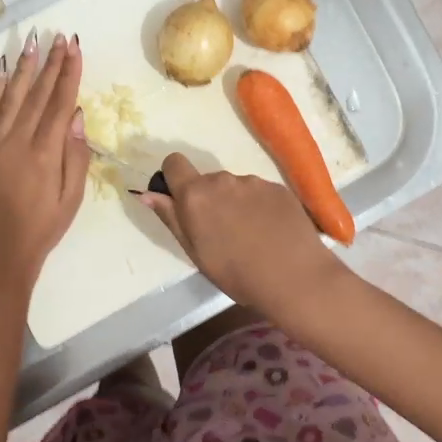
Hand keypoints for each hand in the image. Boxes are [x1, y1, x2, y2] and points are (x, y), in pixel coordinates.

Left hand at [0, 32, 90, 293]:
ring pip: (11, 97)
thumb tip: (77, 115)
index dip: (68, 73)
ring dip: (22, 68)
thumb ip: (75, 155)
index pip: (59, 102)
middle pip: (36, 93)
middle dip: (49, 63)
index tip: (74, 48)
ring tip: (32, 43)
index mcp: (43, 153)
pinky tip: (2, 72)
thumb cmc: (43, 229)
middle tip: (58, 36)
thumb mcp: (72, 198)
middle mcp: (16, 142)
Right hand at [139, 153, 341, 311]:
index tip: (182, 202)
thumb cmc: (236, 274)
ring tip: (250, 236)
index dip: (174, 178)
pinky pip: (259, 192)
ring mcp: (253, 182)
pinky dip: (260, 207)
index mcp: (196, 195)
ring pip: (234, 188)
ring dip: (235, 204)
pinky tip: (270, 232)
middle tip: (221, 233)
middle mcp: (222, 180)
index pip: (174, 163)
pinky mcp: (278, 188)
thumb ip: (170, 218)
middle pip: (207, 181)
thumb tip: (147, 193)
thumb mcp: (195, 252)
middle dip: (209, 200)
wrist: (295, 278)